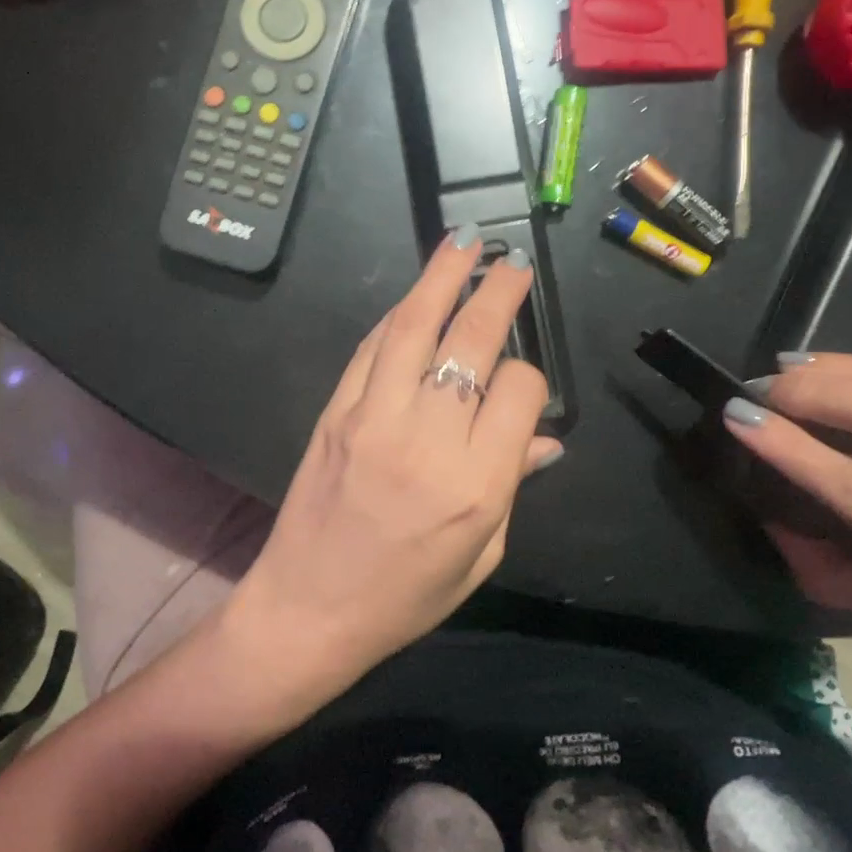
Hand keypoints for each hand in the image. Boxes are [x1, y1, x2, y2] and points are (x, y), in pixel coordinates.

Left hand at [226, 227, 561, 684]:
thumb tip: (544, 438)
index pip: (517, 391)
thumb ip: (512, 487)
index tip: (522, 385)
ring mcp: (372, 419)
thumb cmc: (405, 598)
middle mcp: (426, 441)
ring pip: (412, 328)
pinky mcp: (335, 412)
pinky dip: (397, 317)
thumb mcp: (480, 557)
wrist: (308, 609)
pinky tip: (415, 297)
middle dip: (498, 294)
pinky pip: (370, 349)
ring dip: (441, 278)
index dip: (528, 376)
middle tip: (514, 263)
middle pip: (469, 343)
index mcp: (475, 485)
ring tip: (465, 242)